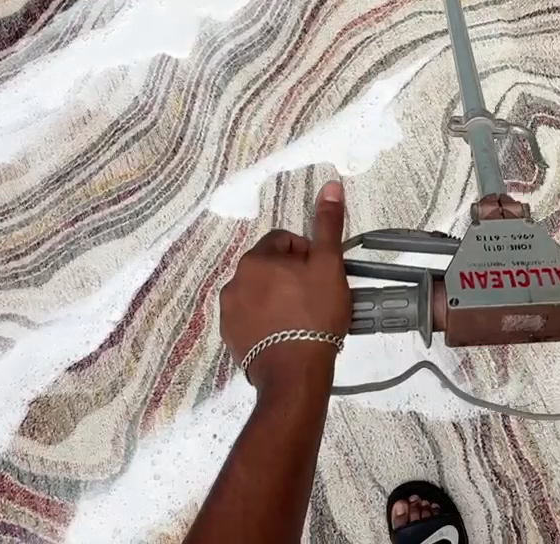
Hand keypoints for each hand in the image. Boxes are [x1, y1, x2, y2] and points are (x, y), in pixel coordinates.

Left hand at [219, 181, 350, 390]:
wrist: (295, 374)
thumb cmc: (315, 313)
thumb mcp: (329, 264)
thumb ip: (328, 224)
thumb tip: (330, 185)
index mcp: (256, 259)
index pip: (285, 241)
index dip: (308, 254)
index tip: (322, 275)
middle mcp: (234, 281)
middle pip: (271, 266)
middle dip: (292, 276)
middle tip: (316, 297)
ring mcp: (228, 312)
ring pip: (261, 292)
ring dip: (279, 297)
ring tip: (303, 318)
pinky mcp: (230, 338)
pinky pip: (252, 317)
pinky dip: (268, 320)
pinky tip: (287, 334)